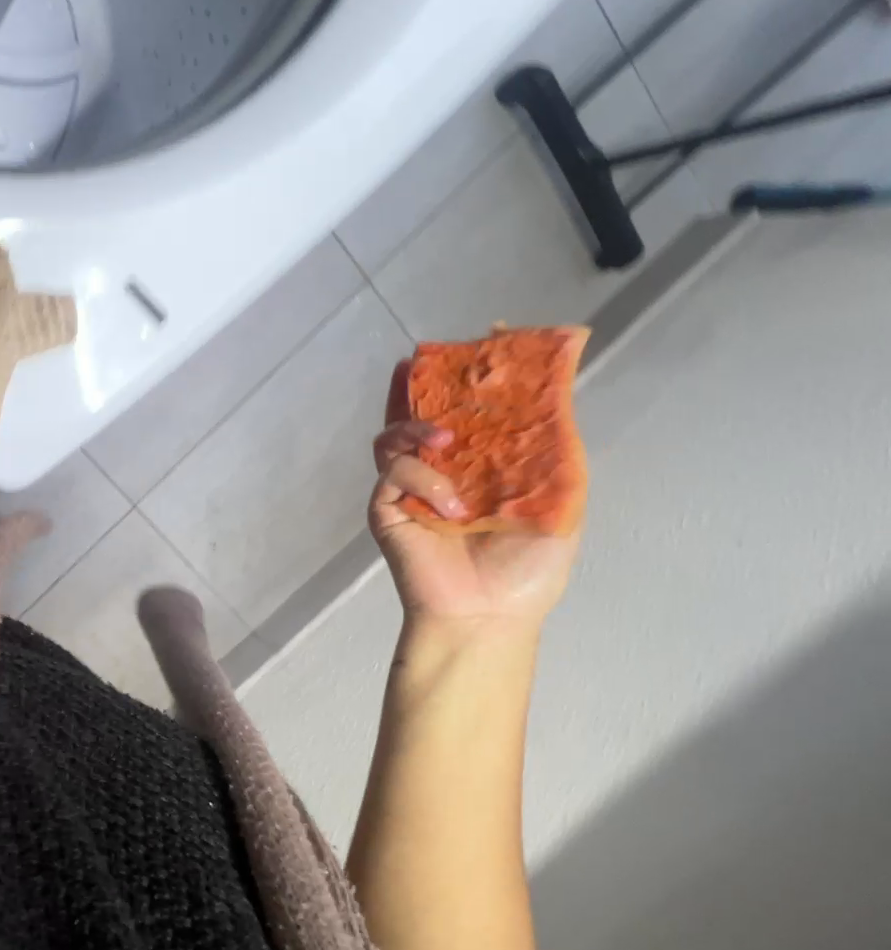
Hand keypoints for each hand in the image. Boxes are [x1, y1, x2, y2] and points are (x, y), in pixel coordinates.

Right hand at [368, 363, 579, 631]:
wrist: (487, 613)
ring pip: (394, 434)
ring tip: (444, 442)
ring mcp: (409, 487)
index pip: (472, 407)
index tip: (492, 335)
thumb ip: (556, 449)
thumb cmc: (528, 567)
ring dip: (416, 429)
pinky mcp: (387, 505)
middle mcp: (442, 468)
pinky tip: (450, 505)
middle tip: (428, 361)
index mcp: (483, 464)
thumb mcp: (563, 500)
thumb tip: (556, 389)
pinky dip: (421, 478)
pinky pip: (392, 472)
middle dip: (423, 382)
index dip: (476, 373)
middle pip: (421, 409)